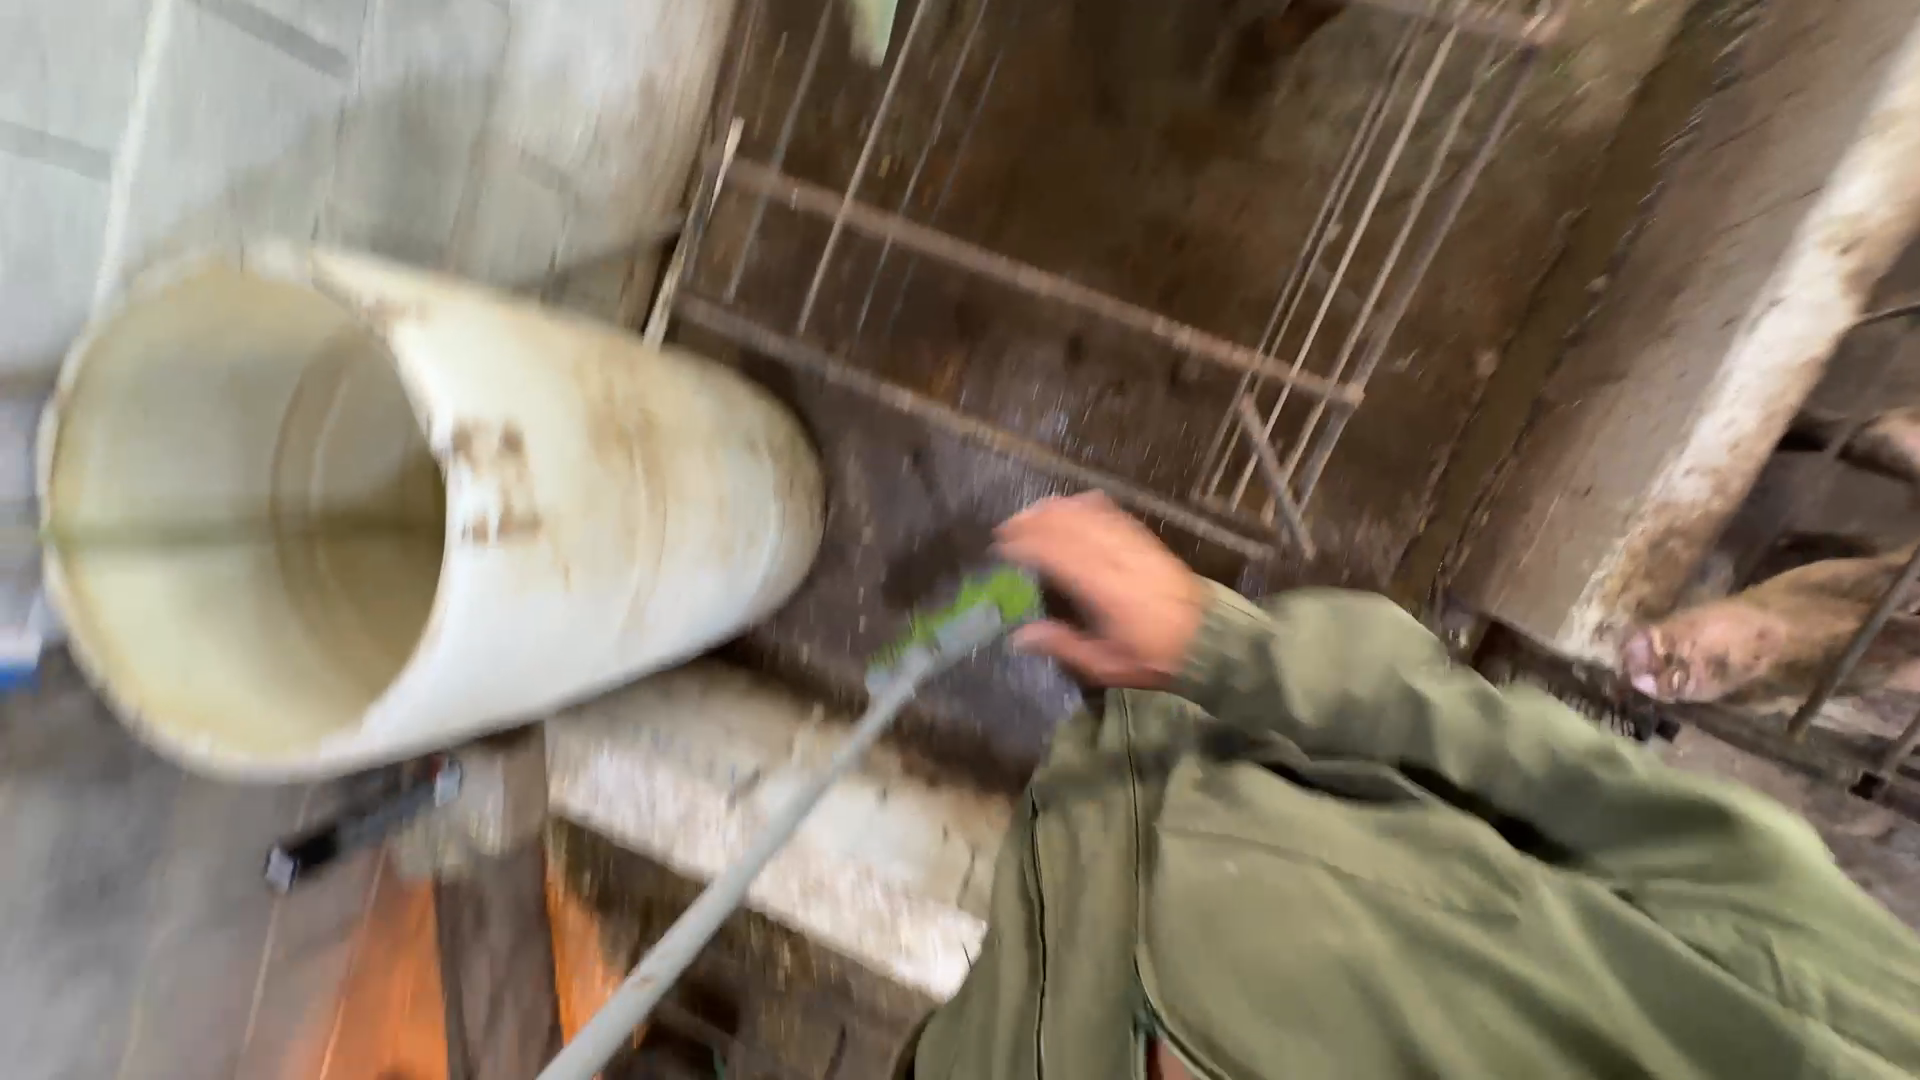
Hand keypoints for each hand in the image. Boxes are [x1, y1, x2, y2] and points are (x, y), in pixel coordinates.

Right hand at [993, 492, 1206, 687]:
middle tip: (1007, 526)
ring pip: (1088, 514)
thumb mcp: (1106, 665)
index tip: (1002, 546)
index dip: (1026, 545)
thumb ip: (1063, 645)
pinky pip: (1111, 512)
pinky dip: (1084, 505)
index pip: (1057, 554)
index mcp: (1104, 589)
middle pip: (1068, 526)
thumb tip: (1021, 636)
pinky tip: (1069, 505)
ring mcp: (1132, 545)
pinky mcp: (1144, 540)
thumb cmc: (1154, 656)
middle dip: (1034, 521)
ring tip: (1030, 512)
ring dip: (1055, 509)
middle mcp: (1116, 559)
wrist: (1209, 639)